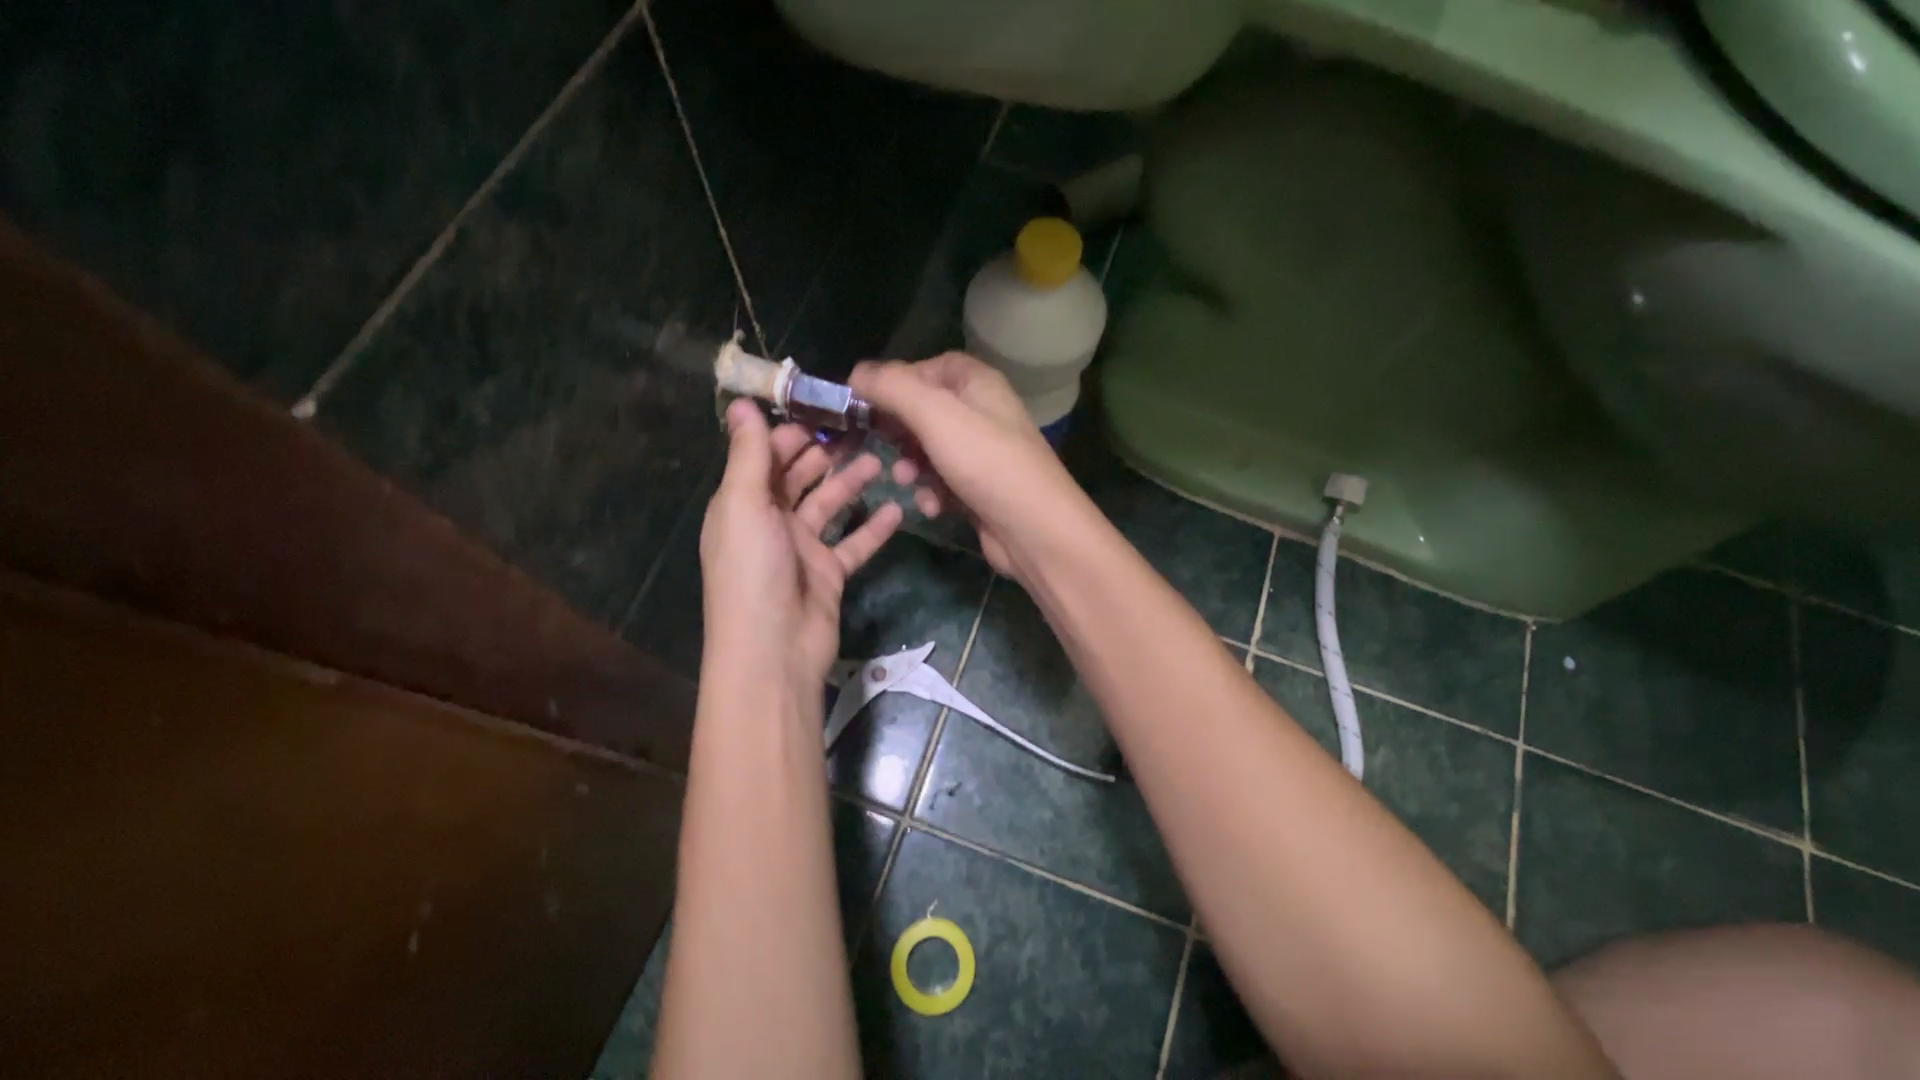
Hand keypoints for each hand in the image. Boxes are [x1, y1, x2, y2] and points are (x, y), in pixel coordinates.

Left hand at [700, 399, 902, 690]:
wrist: (773, 651)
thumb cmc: (753, 572)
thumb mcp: (743, 505)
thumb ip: (749, 455)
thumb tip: (740, 401)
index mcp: (742, 503)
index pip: (767, 456)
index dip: (792, 430)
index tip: (826, 405)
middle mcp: (770, 521)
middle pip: (799, 476)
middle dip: (825, 450)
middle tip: (863, 424)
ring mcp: (801, 549)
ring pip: (829, 504)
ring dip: (851, 481)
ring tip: (882, 456)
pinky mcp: (829, 573)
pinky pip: (854, 543)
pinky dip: (873, 527)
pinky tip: (898, 509)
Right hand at [849, 353, 1088, 581]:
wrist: (1034, 529)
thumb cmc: (986, 462)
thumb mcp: (935, 415)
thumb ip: (892, 388)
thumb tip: (856, 373)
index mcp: (977, 383)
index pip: (928, 367)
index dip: (896, 381)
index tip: (867, 403)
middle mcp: (981, 412)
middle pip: (924, 410)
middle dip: (898, 430)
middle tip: (878, 445)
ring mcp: (981, 453)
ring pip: (928, 450)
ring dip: (911, 466)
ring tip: (905, 481)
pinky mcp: (979, 489)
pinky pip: (942, 482)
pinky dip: (931, 493)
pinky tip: (932, 507)